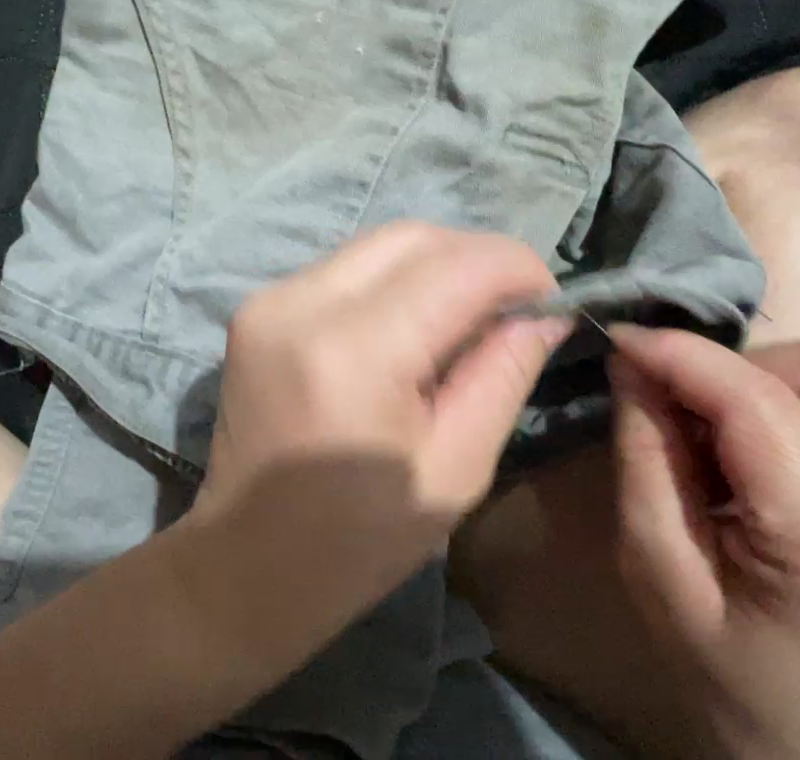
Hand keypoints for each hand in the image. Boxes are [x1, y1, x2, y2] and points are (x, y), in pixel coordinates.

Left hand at [192, 222, 572, 613]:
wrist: (248, 561)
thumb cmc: (360, 538)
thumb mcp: (457, 467)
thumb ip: (503, 373)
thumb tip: (544, 310)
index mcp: (354, 351)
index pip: (458, 265)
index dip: (518, 268)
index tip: (551, 299)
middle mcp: (302, 303)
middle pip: (413, 236)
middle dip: (477, 258)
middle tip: (513, 308)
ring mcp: (269, 300)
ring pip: (377, 245)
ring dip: (433, 266)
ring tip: (465, 318)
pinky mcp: (256, 308)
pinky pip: (343, 268)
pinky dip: (390, 282)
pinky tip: (409, 327)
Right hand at [608, 328, 799, 759]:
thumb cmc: (726, 676)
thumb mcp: (657, 571)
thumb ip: (646, 457)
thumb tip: (633, 361)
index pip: (766, 408)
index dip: (687, 357)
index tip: (625, 341)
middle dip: (749, 372)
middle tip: (695, 421)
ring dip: (778, 387)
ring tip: (734, 448)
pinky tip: (774, 466)